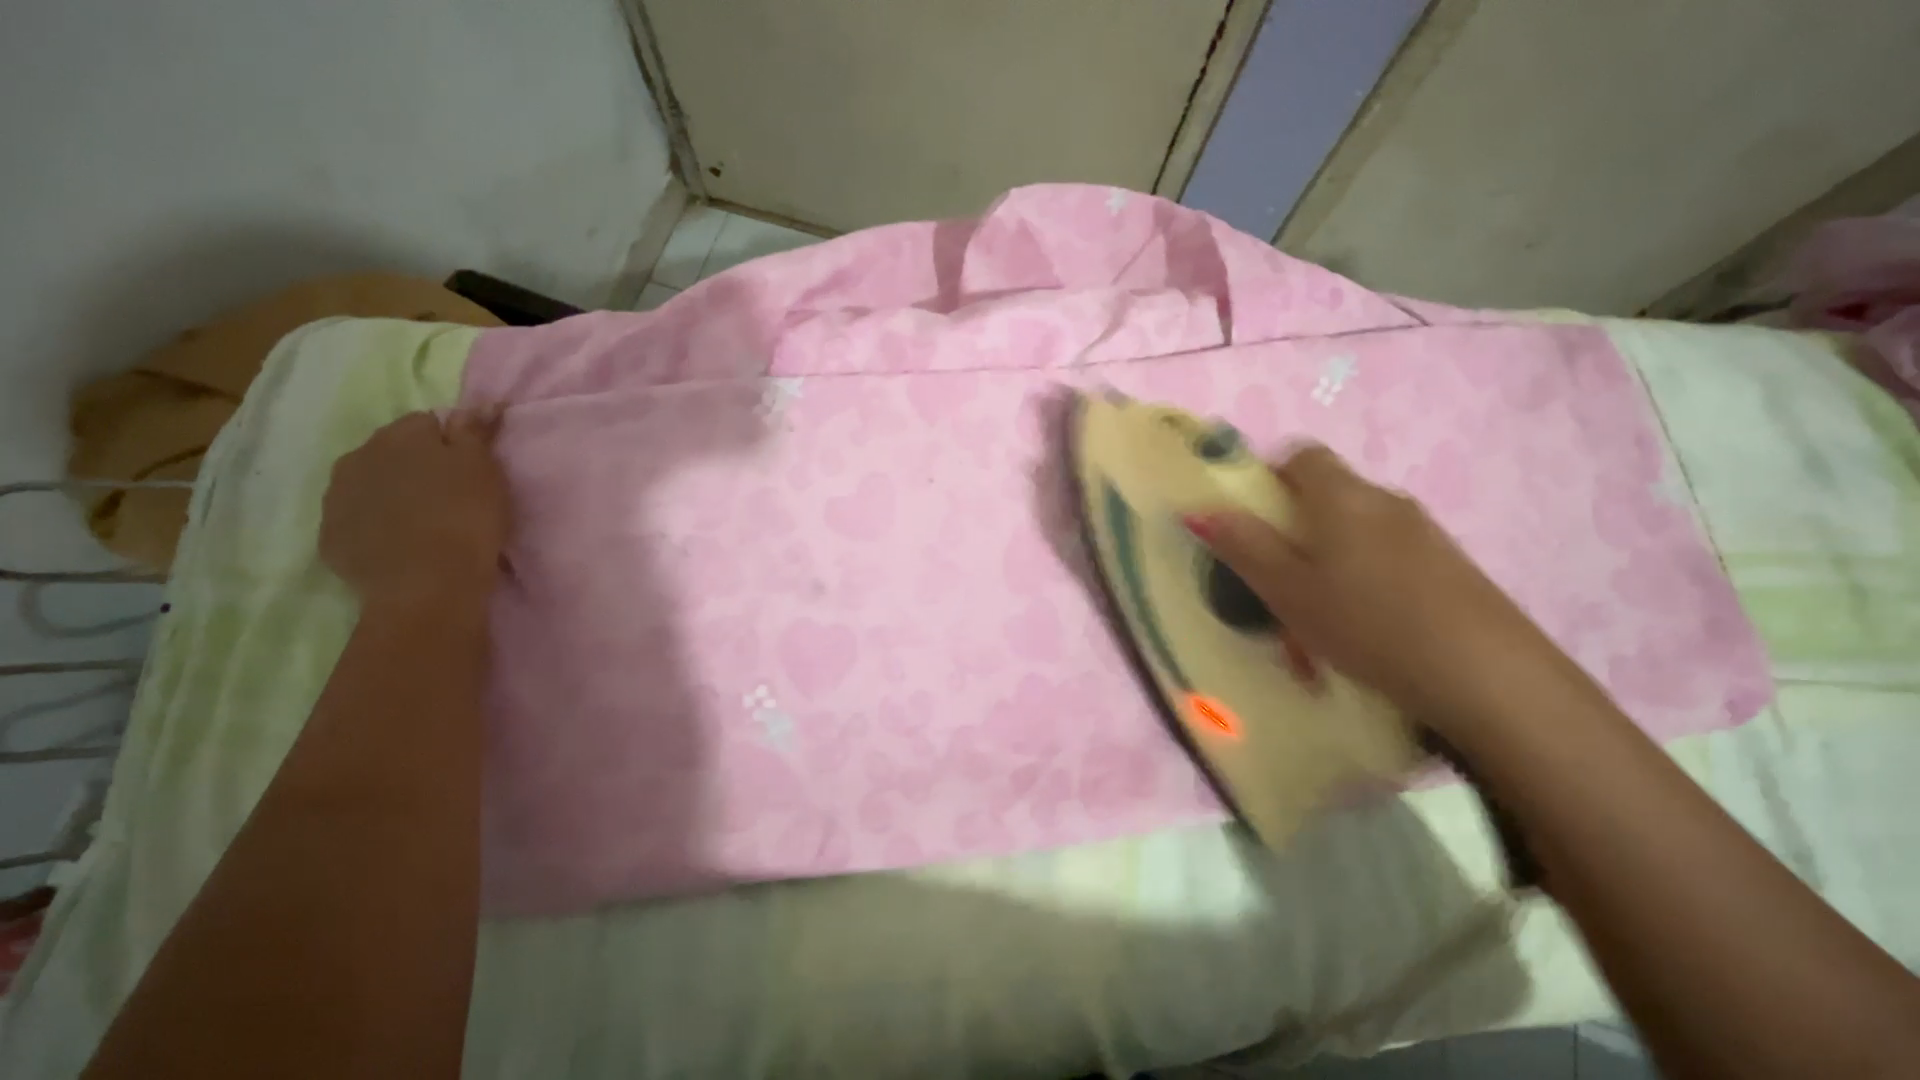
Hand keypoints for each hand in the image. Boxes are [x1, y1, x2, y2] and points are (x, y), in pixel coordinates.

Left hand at [320, 409, 510, 607]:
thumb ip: (475, 433)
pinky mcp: (331, 538)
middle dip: (415, 467)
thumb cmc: (464, 520)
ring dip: (392, 495)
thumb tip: (477, 403)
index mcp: (398, 437)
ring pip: (370, 486)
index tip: (470, 469)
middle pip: (392, 453)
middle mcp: (357, 457)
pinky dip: (375, 528)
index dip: (451, 444)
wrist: (425, 588)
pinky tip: (399, 546)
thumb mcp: (484, 470)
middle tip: (448, 496)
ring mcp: (337, 499)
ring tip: (423, 522)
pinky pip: (357, 522)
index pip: (427, 423)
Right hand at [1185, 445, 1585, 735]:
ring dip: (1332, 564)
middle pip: (1329, 497)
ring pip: (1360, 534)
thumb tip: (1200, 508)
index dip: (1269, 479)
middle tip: (1280, 585)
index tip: (1253, 523)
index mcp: (1340, 495)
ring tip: (1321, 623)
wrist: (1484, 673)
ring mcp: (1426, 532)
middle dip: (1298, 532)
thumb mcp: (1287, 590)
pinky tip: (1369, 633)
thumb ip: (1243, 546)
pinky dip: (1369, 584)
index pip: (1300, 455)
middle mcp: (1385, 499)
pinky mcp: (1452, 567)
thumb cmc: (1365, 623)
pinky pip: (1392, 560)